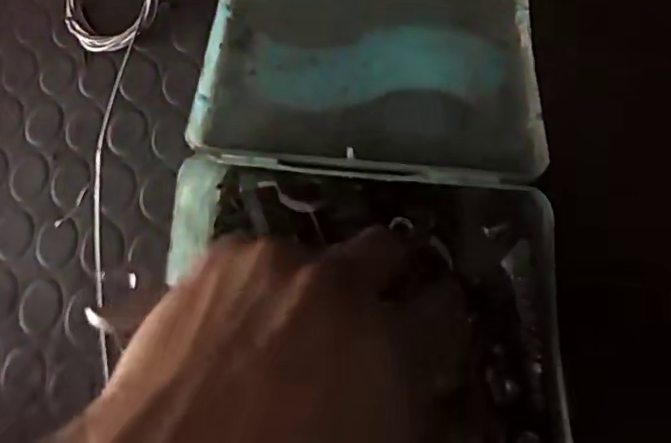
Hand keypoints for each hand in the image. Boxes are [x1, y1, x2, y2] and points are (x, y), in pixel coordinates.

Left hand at [67, 228, 465, 442]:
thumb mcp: (368, 442)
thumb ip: (403, 408)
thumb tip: (422, 387)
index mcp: (388, 345)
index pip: (446, 310)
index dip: (442, 318)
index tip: (433, 325)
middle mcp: (338, 285)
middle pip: (385, 248)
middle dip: (384, 276)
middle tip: (365, 308)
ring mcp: (277, 260)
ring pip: (315, 252)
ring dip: (311, 284)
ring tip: (279, 326)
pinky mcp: (224, 252)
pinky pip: (258, 256)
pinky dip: (257, 282)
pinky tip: (233, 322)